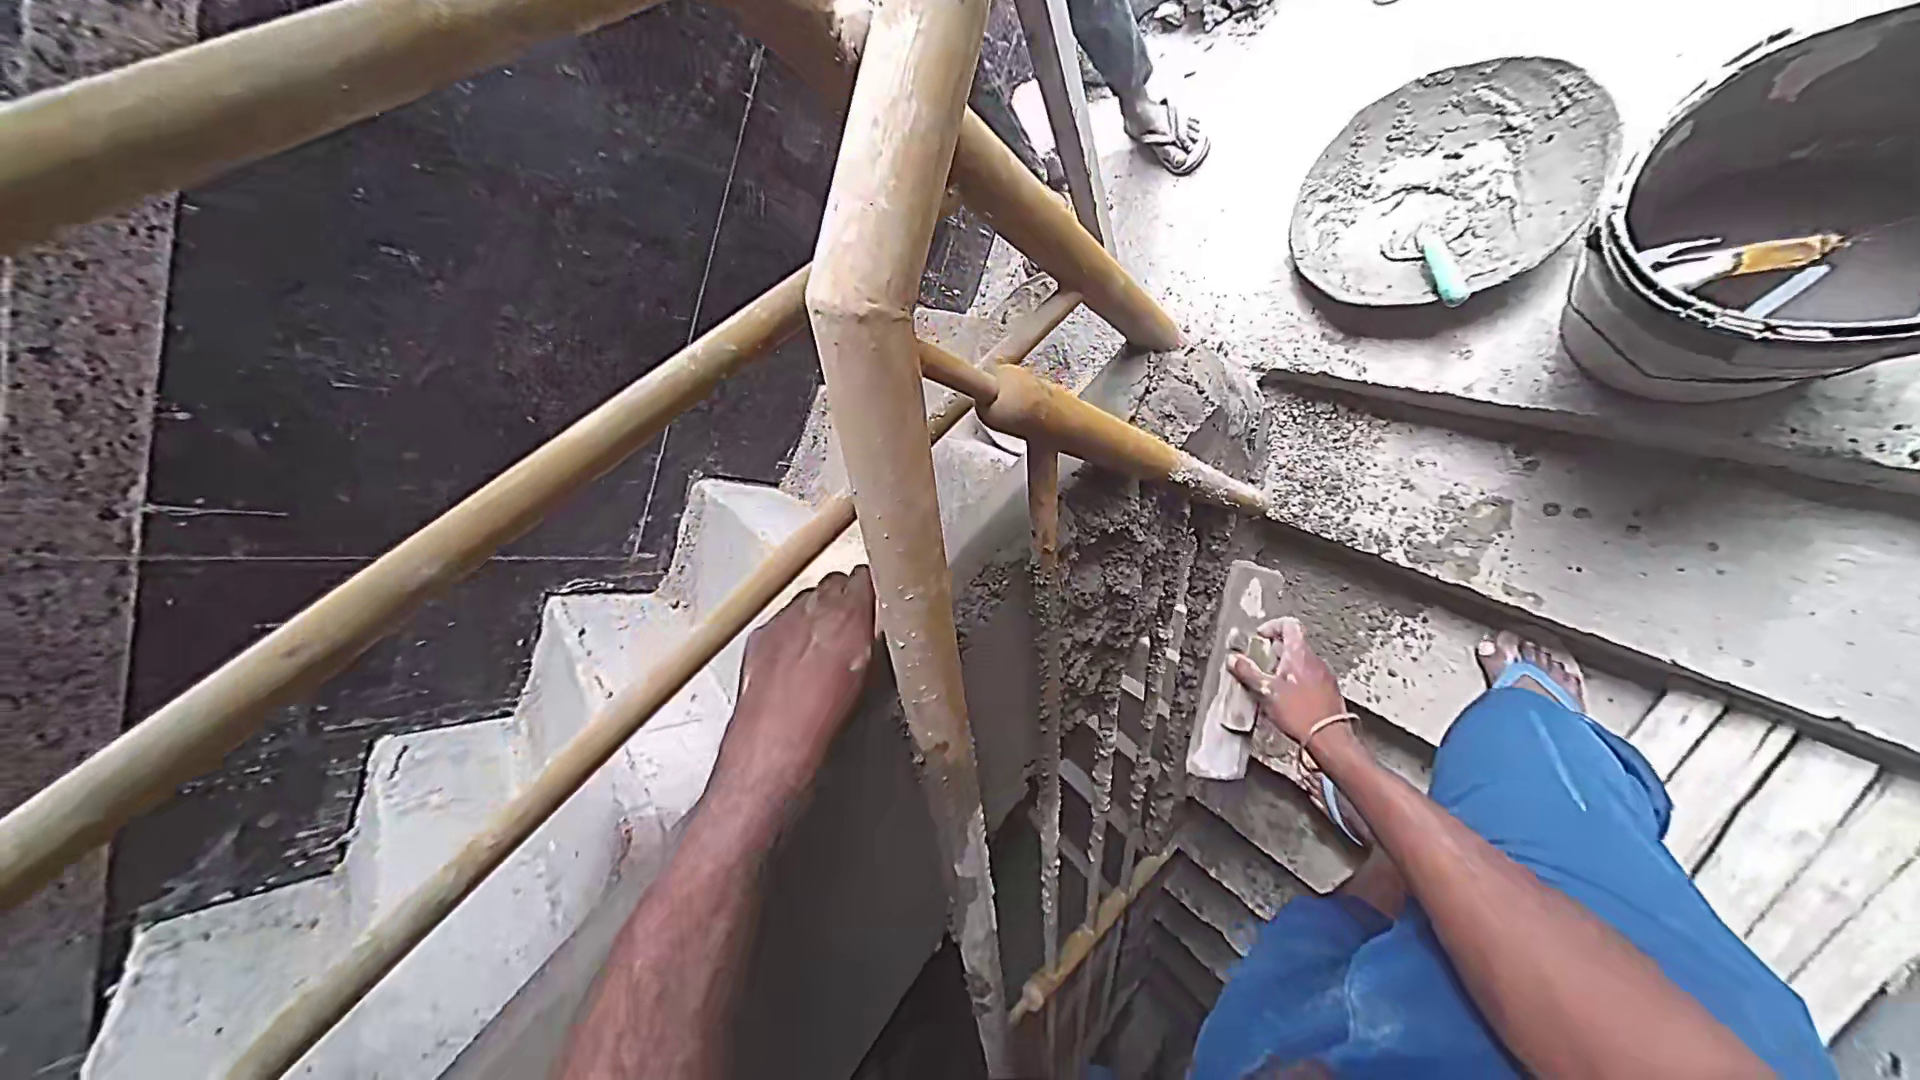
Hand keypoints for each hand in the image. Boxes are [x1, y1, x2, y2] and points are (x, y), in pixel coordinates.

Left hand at [710, 566, 877, 806]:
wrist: (769, 752)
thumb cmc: (824, 726)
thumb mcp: (871, 683)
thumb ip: (878, 643)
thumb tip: (883, 626)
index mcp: (848, 619)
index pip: (866, 577)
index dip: (874, 591)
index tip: (880, 603)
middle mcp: (813, 610)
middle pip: (838, 582)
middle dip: (849, 598)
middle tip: (858, 625)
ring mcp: (782, 619)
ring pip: (810, 596)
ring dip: (821, 611)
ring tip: (826, 643)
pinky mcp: (760, 634)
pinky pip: (784, 616)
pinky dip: (795, 627)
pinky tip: (798, 655)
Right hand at [1226, 616, 1348, 745]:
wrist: (1329, 738)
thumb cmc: (1299, 713)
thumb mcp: (1265, 691)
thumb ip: (1247, 672)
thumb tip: (1233, 659)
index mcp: (1299, 654)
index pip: (1289, 625)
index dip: (1272, 626)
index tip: (1260, 637)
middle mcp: (1314, 660)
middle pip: (1293, 643)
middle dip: (1273, 650)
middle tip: (1258, 662)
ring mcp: (1324, 675)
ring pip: (1300, 660)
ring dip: (1283, 665)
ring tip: (1270, 682)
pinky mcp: (1328, 690)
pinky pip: (1309, 675)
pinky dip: (1295, 678)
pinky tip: (1286, 696)